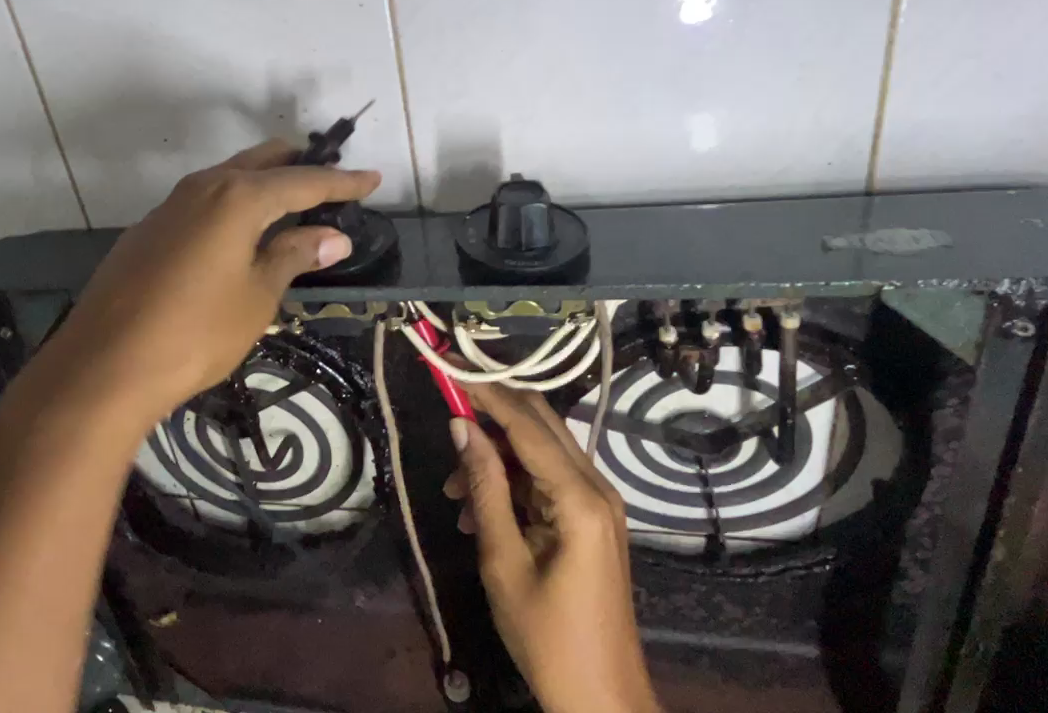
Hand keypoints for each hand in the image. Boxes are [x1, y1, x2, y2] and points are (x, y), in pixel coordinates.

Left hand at [41, 139, 381, 420]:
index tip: (373, 180)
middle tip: (330, 182)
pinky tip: (239, 234)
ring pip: (227, 178)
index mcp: (237, 197)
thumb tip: (333, 236)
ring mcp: (169, 206)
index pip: (302, 181)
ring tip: (291, 205)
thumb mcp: (257, 296)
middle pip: (261, 162)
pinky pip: (203, 203)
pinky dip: (232, 206)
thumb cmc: (196, 332)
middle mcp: (203, 187)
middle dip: (298, 167)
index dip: (341, 183)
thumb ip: (294, 256)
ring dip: (262, 185)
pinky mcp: (148, 231)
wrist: (106, 364)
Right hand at [445, 385, 659, 712]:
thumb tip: (461, 427)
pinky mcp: (592, 518)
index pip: (526, 422)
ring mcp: (599, 502)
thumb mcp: (502, 560)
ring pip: (540, 450)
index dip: (485, 391)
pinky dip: (511, 483)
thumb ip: (484, 487)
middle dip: (489, 414)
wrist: (601, 699)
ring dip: (495, 456)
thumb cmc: (547, 636)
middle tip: (445, 413)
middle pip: (539, 424)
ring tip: (454, 494)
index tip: (448, 367)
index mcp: (580, 497)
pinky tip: (477, 513)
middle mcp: (597, 486)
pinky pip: (547, 479)